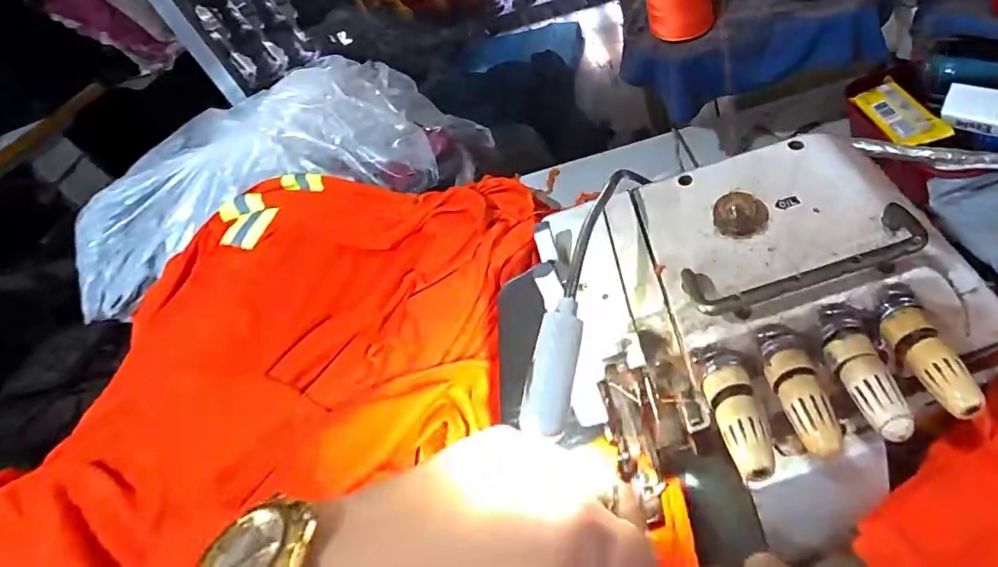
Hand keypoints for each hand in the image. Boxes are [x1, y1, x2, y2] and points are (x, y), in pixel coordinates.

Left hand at [309, 426, 654, 566]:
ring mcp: (512, 449)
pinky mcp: (480, 444)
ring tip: (538, 551)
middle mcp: (549, 469)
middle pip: (608, 505)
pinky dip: (534, 495)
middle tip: (575, 566)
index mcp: (574, 522)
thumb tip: (597, 557)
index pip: (637, 546)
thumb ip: (580, 562)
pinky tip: (507, 530)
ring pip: (568, 482)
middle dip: (600, 543)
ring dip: (568, 516)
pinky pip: (530, 468)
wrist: (360, 560)